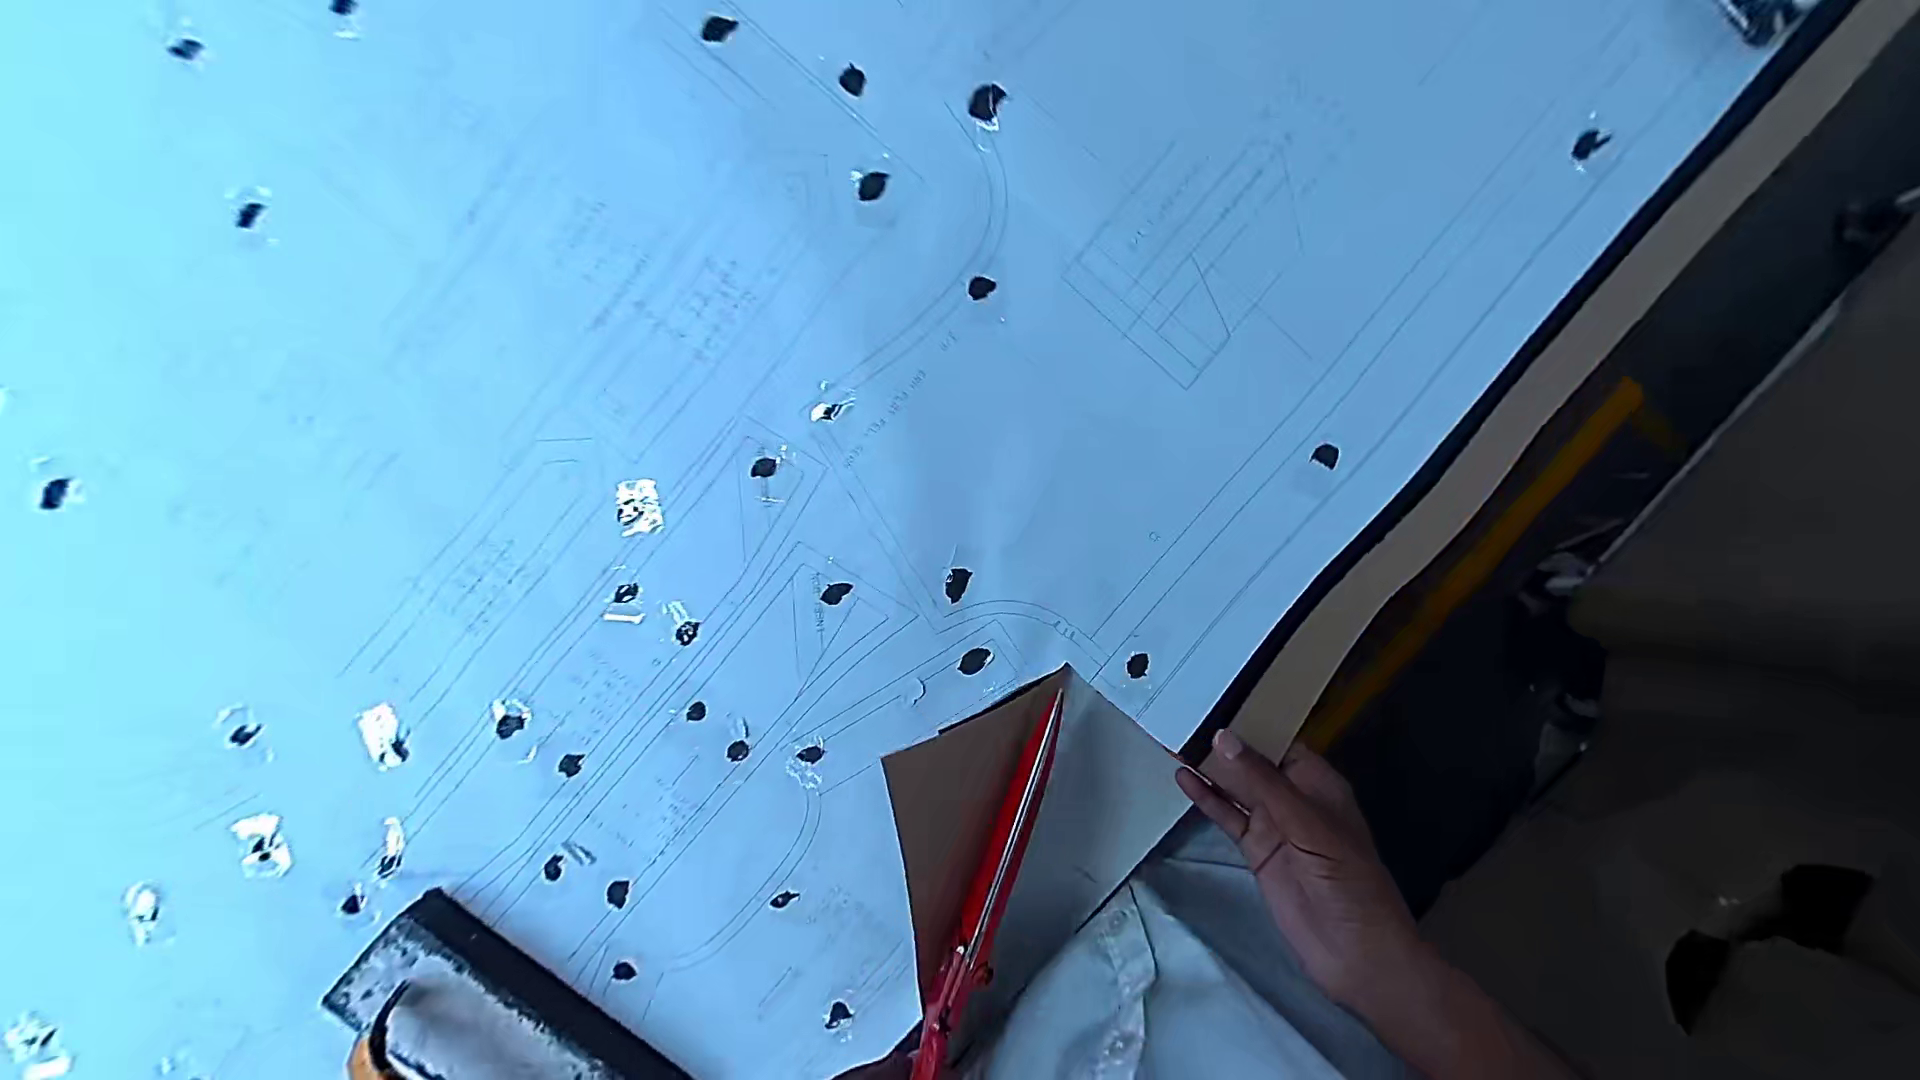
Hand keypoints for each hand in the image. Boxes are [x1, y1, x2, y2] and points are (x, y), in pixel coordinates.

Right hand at [1176, 730, 1576, 1079]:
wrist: (1357, 956)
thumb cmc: (1347, 882)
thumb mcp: (1308, 824)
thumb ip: (1262, 781)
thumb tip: (1224, 737)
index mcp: (1317, 783)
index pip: (1280, 741)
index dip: (1250, 721)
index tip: (1214, 698)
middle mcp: (1293, 798)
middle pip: (1253, 762)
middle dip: (1223, 743)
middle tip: (1185, 716)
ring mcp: (1273, 824)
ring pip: (1235, 787)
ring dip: (1209, 768)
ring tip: (1175, 741)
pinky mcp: (1256, 848)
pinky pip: (1227, 815)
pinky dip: (1206, 799)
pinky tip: (1183, 780)